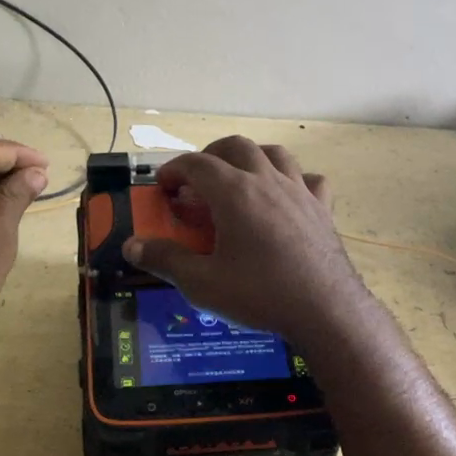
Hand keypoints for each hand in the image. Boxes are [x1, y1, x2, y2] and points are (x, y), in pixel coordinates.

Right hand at [121, 136, 371, 345]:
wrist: (325, 309)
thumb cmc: (260, 294)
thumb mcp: (202, 283)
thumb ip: (165, 260)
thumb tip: (131, 247)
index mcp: (234, 192)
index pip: (196, 164)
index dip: (174, 170)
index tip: (162, 187)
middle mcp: (267, 180)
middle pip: (235, 147)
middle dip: (210, 156)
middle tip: (196, 180)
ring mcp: (299, 191)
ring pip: (274, 154)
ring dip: (250, 158)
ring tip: (239, 178)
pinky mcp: (322, 209)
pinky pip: (309, 180)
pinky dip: (294, 180)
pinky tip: (287, 197)